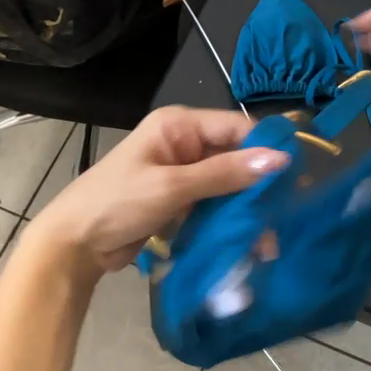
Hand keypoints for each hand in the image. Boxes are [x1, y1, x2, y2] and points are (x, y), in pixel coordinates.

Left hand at [27, 107, 288, 272]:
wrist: (74, 244)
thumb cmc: (116, 203)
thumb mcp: (172, 187)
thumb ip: (224, 174)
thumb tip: (279, 159)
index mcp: (178, 126)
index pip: (235, 127)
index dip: (265, 149)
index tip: (295, 177)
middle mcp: (183, 144)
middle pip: (235, 158)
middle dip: (258, 187)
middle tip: (284, 215)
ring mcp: (182, 175)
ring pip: (228, 187)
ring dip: (246, 211)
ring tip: (267, 242)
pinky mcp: (180, 203)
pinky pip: (214, 207)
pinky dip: (229, 223)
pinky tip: (247, 245)